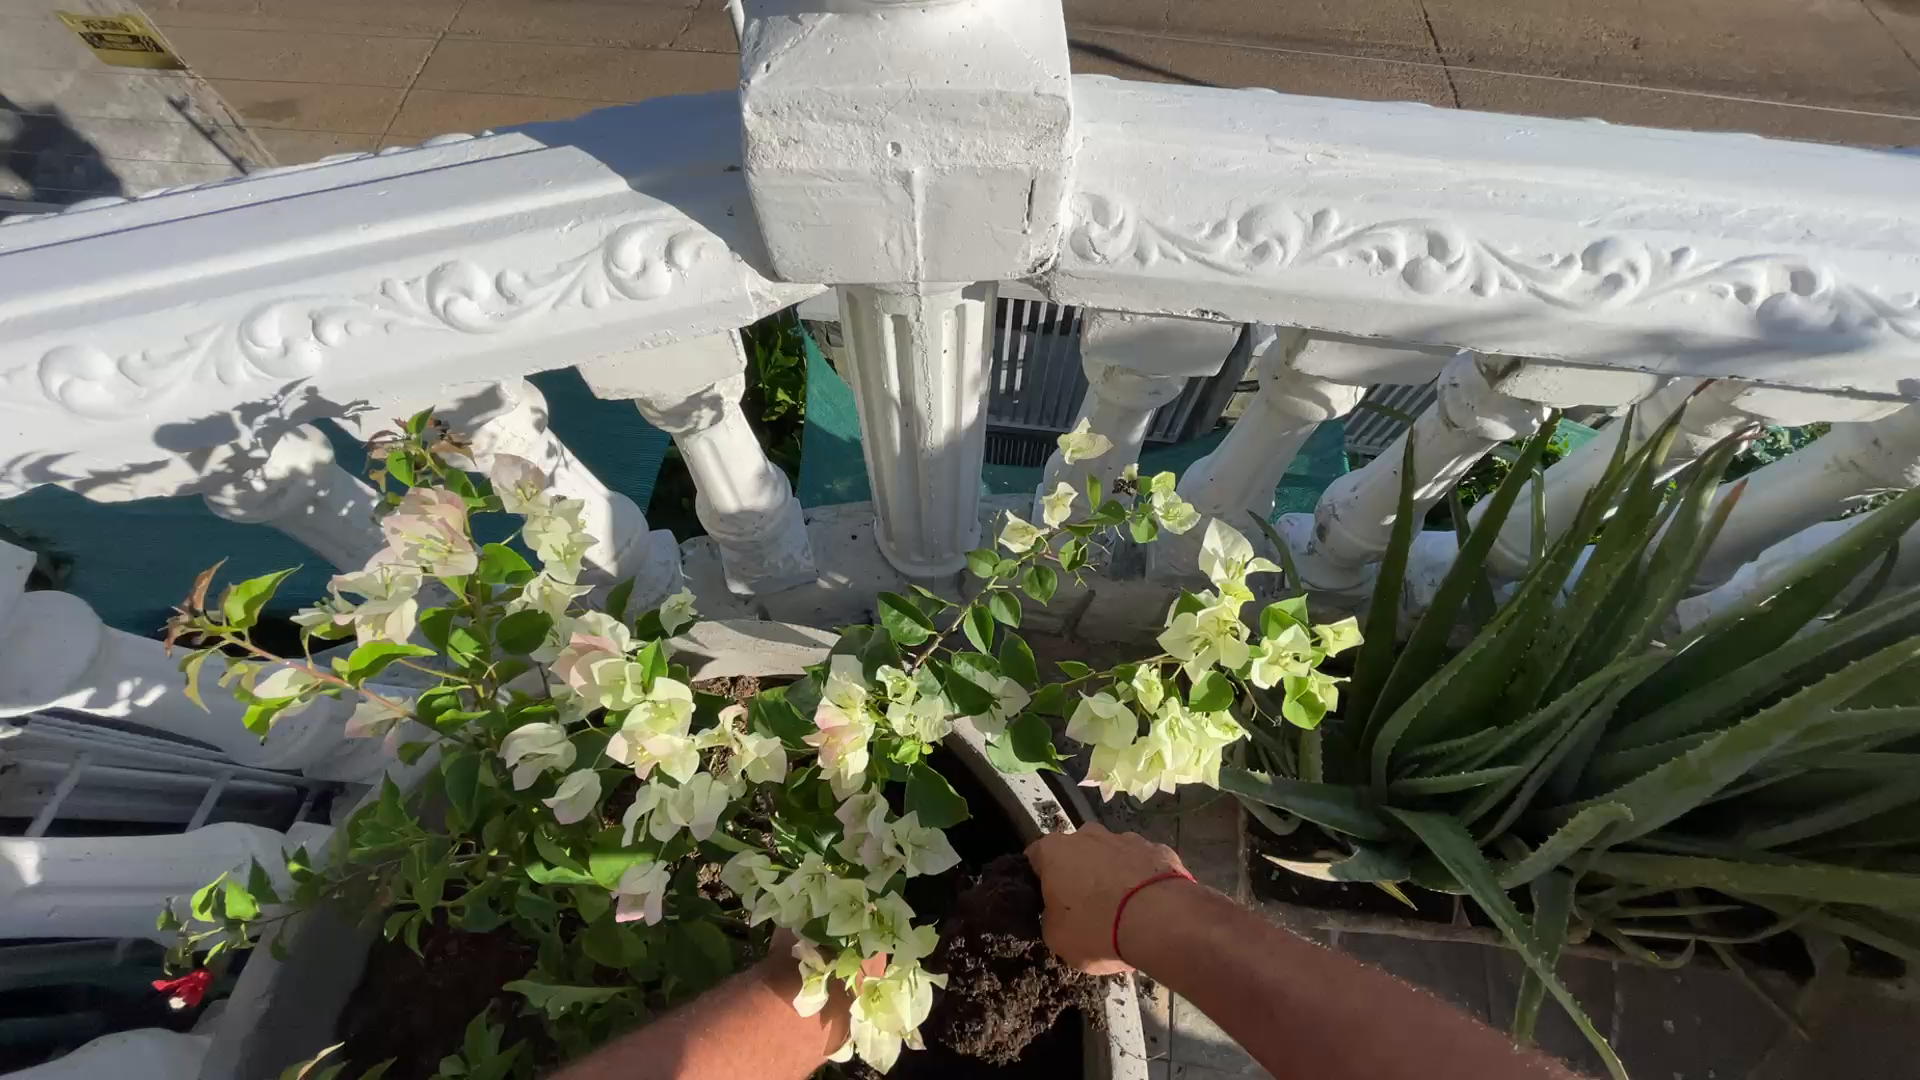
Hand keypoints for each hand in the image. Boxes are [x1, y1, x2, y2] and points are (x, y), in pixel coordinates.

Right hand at [1025, 824, 1191, 975]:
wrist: (1160, 921)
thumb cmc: (1098, 928)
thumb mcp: (1057, 938)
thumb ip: (1050, 919)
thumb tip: (1057, 914)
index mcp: (1055, 850)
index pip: (1035, 858)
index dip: (1039, 881)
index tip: (1048, 903)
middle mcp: (1088, 835)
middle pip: (1075, 852)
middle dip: (1078, 875)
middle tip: (1087, 908)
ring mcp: (1125, 838)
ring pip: (1111, 855)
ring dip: (1112, 875)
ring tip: (1123, 910)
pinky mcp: (1157, 849)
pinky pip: (1142, 864)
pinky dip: (1142, 880)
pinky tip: (1150, 906)